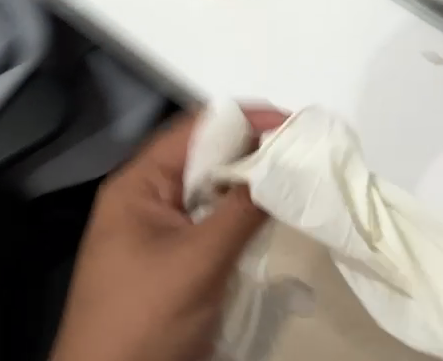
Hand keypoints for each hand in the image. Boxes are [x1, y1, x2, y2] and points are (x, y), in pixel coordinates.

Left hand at [49, 105, 287, 360]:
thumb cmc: (143, 322)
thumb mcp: (198, 261)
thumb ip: (244, 207)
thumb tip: (287, 162)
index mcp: (139, 185)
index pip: (198, 129)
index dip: (247, 120)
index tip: (294, 125)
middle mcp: (148, 197)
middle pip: (208, 154)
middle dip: (254, 149)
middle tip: (303, 151)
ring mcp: (161, 230)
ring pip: (215, 187)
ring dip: (253, 181)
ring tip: (296, 177)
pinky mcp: (177, 257)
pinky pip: (216, 218)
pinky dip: (246, 211)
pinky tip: (275, 213)